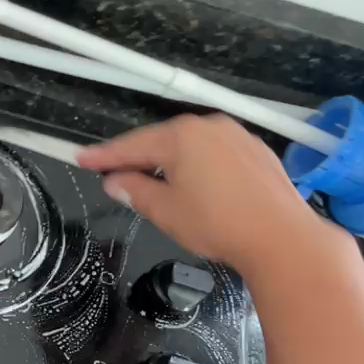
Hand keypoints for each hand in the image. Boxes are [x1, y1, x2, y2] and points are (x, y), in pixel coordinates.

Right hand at [76, 113, 350, 275]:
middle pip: (161, 140)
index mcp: (181, 137)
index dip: (104, 156)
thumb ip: (135, 190)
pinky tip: (190, 183)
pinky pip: (214, 152)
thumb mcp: (164, 210)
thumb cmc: (216, 223)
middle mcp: (209, 127)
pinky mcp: (256, 151)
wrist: (282, 237)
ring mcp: (237, 136)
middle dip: (137, 157)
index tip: (81, 158)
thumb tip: (116, 181)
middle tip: (113, 173)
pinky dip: (195, 164)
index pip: (131, 145)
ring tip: (150, 180)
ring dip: (167, 161)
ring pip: (189, 145)